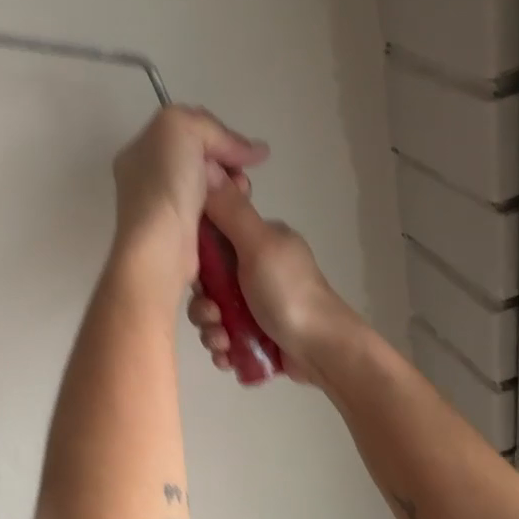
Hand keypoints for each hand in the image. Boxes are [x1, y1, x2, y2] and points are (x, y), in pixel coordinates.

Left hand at [112, 106, 268, 281]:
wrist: (161, 247)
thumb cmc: (165, 184)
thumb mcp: (179, 128)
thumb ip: (210, 127)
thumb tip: (250, 149)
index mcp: (142, 150)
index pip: (187, 128)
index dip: (217, 132)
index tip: (241, 147)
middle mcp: (151, 176)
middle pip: (203, 157)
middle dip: (228, 160)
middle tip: (239, 172)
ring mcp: (167, 206)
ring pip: (213, 184)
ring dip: (233, 184)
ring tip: (241, 191)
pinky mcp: (185, 232)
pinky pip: (215, 210)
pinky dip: (229, 207)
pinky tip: (236, 209)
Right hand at [189, 185, 359, 386]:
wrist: (323, 351)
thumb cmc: (290, 293)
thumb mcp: (259, 246)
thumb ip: (230, 211)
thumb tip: (205, 163)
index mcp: (258, 241)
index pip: (210, 238)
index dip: (195, 258)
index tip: (196, 277)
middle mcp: (255, 268)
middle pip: (207, 281)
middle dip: (203, 303)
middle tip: (213, 316)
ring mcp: (256, 303)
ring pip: (212, 312)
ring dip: (211, 330)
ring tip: (223, 341)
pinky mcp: (255, 333)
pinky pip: (224, 336)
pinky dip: (222, 347)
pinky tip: (228, 355)